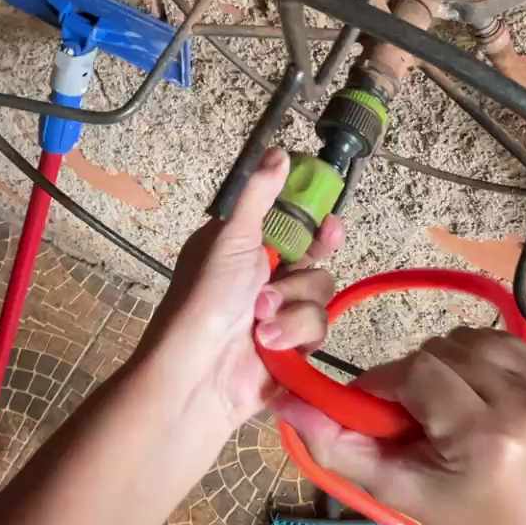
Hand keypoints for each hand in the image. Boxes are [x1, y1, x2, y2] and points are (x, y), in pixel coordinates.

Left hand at [143, 148, 342, 426]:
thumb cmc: (206, 297)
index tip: (329, 223)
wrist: (196, 374)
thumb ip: (259, 195)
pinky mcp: (292, 349)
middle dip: (304, 268)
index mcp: (246, 250)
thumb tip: (280, 150)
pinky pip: (316, 330)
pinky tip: (270, 344)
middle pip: (315, 262)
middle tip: (309, 257)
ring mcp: (280, 315)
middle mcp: (265, 280)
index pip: (293, 229)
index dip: (316, 226)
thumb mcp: (229, 236)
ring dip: (291, 306)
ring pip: (320, 295)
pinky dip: (293, 334)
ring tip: (259, 320)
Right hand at [276, 327, 525, 524]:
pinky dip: (475, 358)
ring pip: (463, 338)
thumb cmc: (467, 511)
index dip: (387, 384)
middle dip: (416, 377)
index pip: (417, 373)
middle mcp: (523, 402)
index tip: (376, 406)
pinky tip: (479, 392)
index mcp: (485, 437)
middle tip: (419, 416)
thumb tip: (286, 401)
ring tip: (450, 404)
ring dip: (445, 364)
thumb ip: (338, 447)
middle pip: (439, 351)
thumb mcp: (397, 490)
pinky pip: (493, 338)